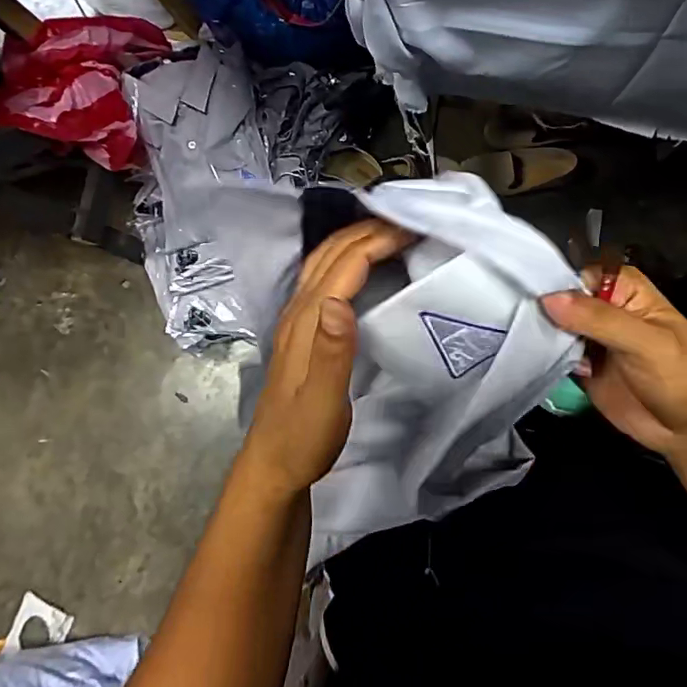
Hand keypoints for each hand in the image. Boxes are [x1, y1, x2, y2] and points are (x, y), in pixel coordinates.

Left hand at [236, 219, 413, 496]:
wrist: (273, 464)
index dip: (377, 241)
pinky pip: (324, 276)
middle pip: (331, 254)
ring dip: (356, 239)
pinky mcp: (302, 329)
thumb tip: (340, 300)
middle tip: (410, 222)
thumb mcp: (324, 402)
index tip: (413, 229)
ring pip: (324, 261)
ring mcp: (296, 318)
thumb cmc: (303, 437)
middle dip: (369, 230)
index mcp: (307, 321)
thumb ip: (333, 352)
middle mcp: (298, 310)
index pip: (344, 265)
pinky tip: (363, 265)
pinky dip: (347, 258)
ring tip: (390, 232)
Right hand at [540, 266, 686, 456]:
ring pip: (552, 324)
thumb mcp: (647, 344)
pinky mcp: (579, 363)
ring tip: (533, 344)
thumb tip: (549, 299)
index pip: (577, 273)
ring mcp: (589, 336)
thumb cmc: (684, 379)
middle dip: (541, 310)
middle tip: (524, 322)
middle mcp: (602, 306)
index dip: (553, 283)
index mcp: (623, 287)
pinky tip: (540, 362)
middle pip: (559, 297)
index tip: (527, 295)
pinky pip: (552, 352)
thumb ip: (600, 319)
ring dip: (540, 334)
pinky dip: (542, 356)